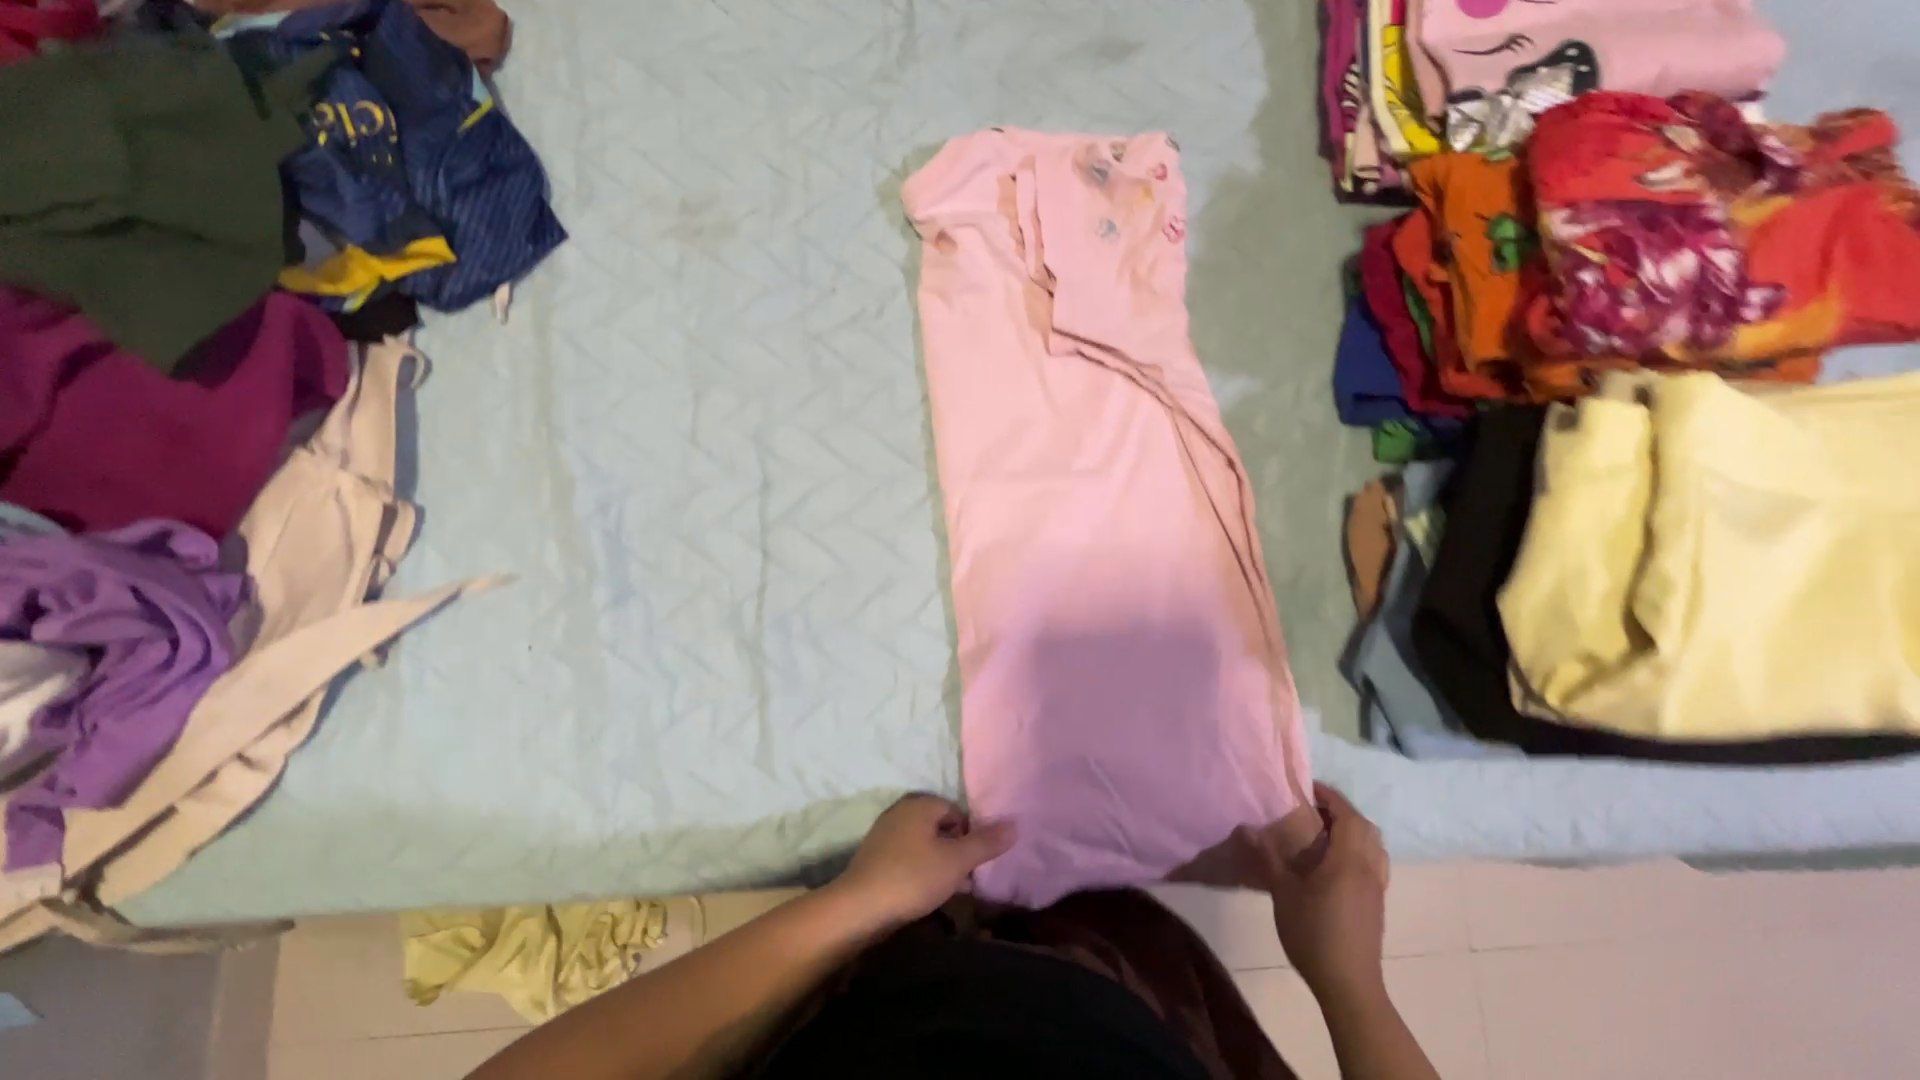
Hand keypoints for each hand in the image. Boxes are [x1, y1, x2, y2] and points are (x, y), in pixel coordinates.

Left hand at [832, 795, 1016, 928]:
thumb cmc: (912, 877)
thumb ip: (986, 843)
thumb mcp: (956, 861)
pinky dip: (920, 871)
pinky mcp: (874, 858)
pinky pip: (907, 858)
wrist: (859, 908)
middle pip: (940, 826)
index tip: (976, 861)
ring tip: (951, 889)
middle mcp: (900, 813)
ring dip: (939, 863)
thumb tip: (1015, 824)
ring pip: (924, 844)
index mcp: (919, 805)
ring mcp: (884, 835)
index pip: (956, 810)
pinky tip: (926, 893)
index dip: (971, 834)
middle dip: (956, 850)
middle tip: (967, 876)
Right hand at [1241, 783, 1389, 1004]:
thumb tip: (1245, 827)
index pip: (1347, 815)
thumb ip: (1268, 857)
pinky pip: (1374, 862)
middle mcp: (1368, 868)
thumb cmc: (1313, 934)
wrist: (1348, 983)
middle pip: (1365, 827)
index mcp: (1348, 861)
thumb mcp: (1283, 893)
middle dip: (1341, 810)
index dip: (1330, 796)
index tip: (1307, 787)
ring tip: (1324, 831)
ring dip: (1353, 830)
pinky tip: (1335, 862)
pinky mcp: (1376, 902)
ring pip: (1374, 845)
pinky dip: (1359, 849)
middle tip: (1312, 808)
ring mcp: (1376, 887)